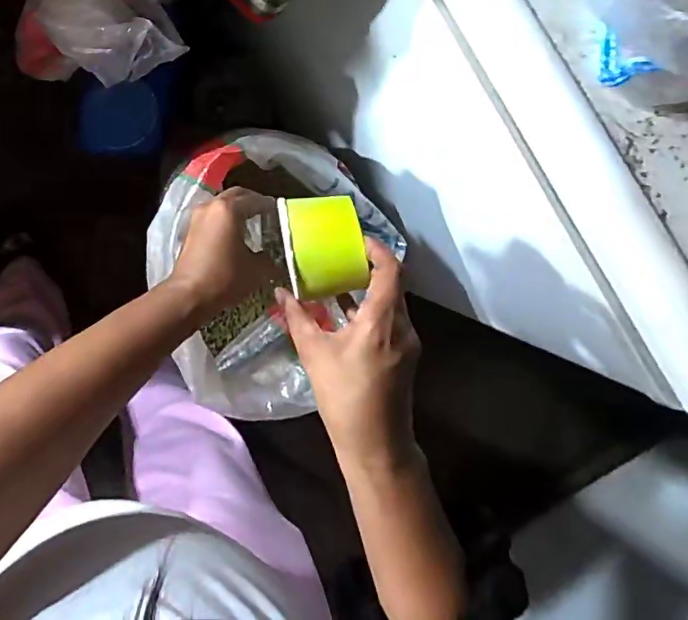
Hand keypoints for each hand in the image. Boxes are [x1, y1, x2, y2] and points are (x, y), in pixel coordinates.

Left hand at [168, 187, 277, 315]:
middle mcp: (212, 205)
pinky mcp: (190, 227)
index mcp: (229, 209)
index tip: (282, 215)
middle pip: (237, 195)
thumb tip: (273, 254)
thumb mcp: (256, 269)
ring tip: (252, 224)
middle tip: (267, 215)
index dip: (271, 207)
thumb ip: (269, 256)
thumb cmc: (224, 278)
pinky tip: (234, 233)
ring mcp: (198, 215)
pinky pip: (213, 214)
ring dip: (237, 209)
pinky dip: (225, 218)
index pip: (256, 200)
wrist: (188, 295)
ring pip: (223, 203)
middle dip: (253, 202)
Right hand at [277, 239, 419, 472]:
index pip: (390, 269)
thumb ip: (298, 318)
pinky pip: (389, 320)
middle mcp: (402, 325)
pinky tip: (343, 316)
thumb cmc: (345, 399)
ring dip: (365, 290)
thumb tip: (280, 291)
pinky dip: (369, 311)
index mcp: (382, 320)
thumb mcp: (314, 355)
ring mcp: (407, 342)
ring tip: (337, 282)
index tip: (355, 239)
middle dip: (366, 267)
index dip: (376, 248)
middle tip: (339, 257)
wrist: (377, 448)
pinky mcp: (404, 355)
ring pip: (389, 303)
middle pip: (391, 283)